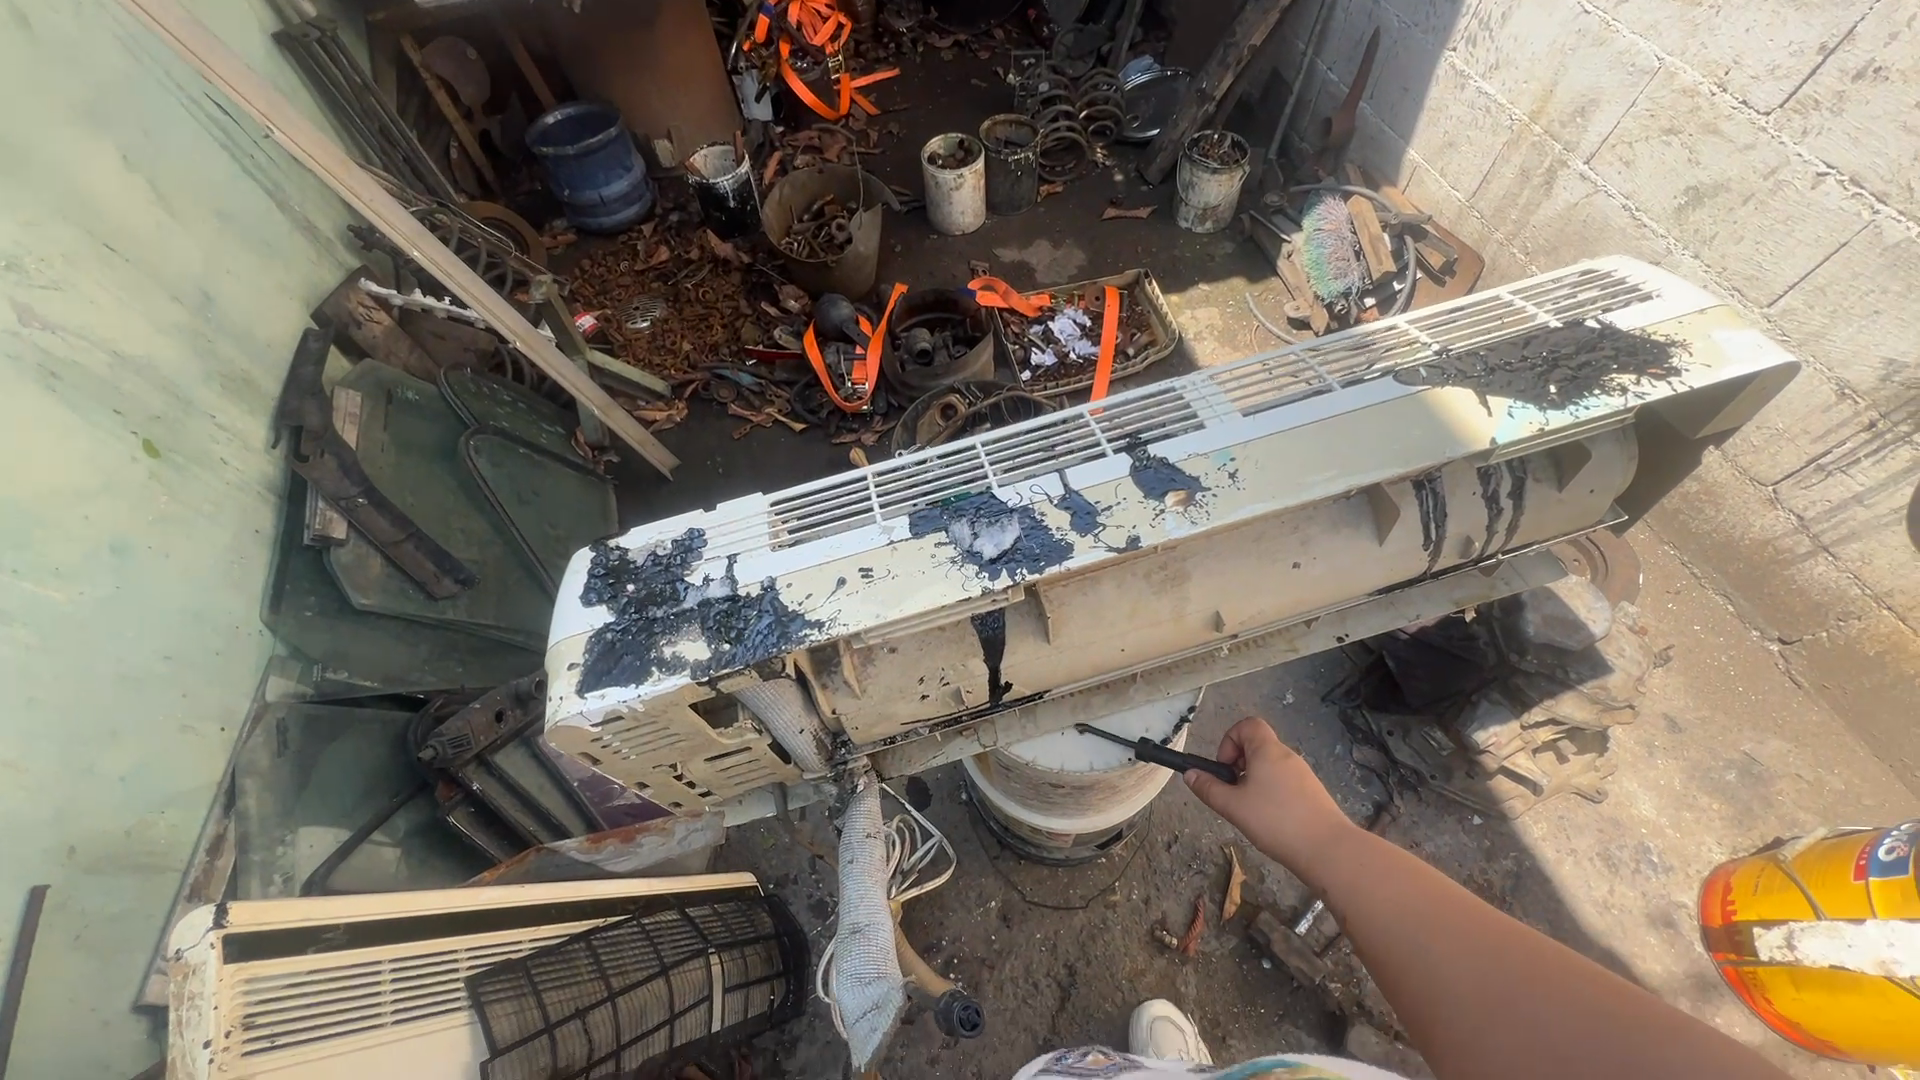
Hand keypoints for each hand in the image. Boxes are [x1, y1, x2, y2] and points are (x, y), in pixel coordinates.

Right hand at [1185, 716, 1356, 879]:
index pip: (1247, 725)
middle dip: (1239, 766)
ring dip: (1254, 781)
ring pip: (1270, 767)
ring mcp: (1304, 775)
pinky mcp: (1313, 794)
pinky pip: (1285, 783)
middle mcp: (1287, 756)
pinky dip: (1272, 793)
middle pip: (1257, 746)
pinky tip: (1272, 821)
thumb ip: (1208, 788)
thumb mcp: (1233, 806)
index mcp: (1267, 751)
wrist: (1329, 850)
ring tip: (1251, 811)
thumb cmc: (1276, 821)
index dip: (1230, 740)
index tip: (1225, 768)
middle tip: (1234, 793)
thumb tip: (1190, 774)